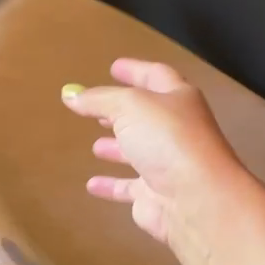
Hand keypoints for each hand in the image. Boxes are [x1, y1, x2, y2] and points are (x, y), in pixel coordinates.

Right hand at [63, 59, 243, 244]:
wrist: (195, 198)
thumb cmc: (166, 139)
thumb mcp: (128, 107)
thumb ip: (98, 99)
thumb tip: (69, 94)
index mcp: (178, 99)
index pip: (156, 76)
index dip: (135, 70)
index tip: (114, 66)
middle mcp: (176, 130)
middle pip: (147, 116)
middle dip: (122, 111)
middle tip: (98, 109)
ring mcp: (167, 164)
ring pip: (139, 152)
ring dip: (117, 147)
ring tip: (96, 145)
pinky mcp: (155, 195)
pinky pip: (128, 187)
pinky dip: (111, 185)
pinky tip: (92, 185)